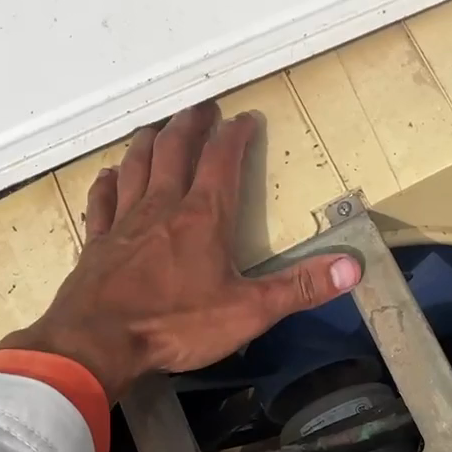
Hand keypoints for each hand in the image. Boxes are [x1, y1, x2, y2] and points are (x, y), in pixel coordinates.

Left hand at [0, 103, 360, 397]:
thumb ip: (300, 287)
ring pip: (137, 166)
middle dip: (191, 126)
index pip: (222, 162)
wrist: (99, 343)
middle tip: (202, 108)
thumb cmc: (178, 325)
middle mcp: (163, 208)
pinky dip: (110, 182)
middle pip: (175, 151)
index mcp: (203, 218)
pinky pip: (103, 201)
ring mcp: (125, 223)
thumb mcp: (250, 311)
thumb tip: (353, 267)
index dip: (235, 136)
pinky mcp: (99, 244)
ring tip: (159, 128)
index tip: (245, 118)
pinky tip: (112, 175)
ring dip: (150, 142)